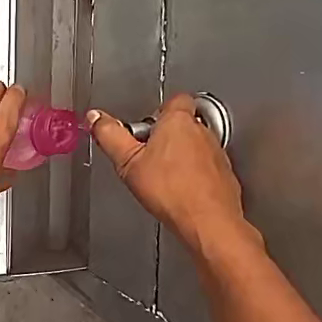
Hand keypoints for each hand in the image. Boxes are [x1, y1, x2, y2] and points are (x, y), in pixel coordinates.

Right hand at [89, 94, 252, 253]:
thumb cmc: (173, 192)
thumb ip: (110, 136)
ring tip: (164, 178)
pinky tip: (181, 192)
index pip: (174, 100)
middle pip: (183, 124)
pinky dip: (195, 177)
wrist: (207, 221)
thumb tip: (97, 118)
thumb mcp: (128, 163)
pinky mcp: (225, 174)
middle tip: (148, 157)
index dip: (159, 112)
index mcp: (178, 121)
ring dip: (181, 158)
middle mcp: (202, 132)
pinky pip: (207, 169)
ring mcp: (216, 153)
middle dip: (166, 137)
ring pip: (196, 147)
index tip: (145, 127)